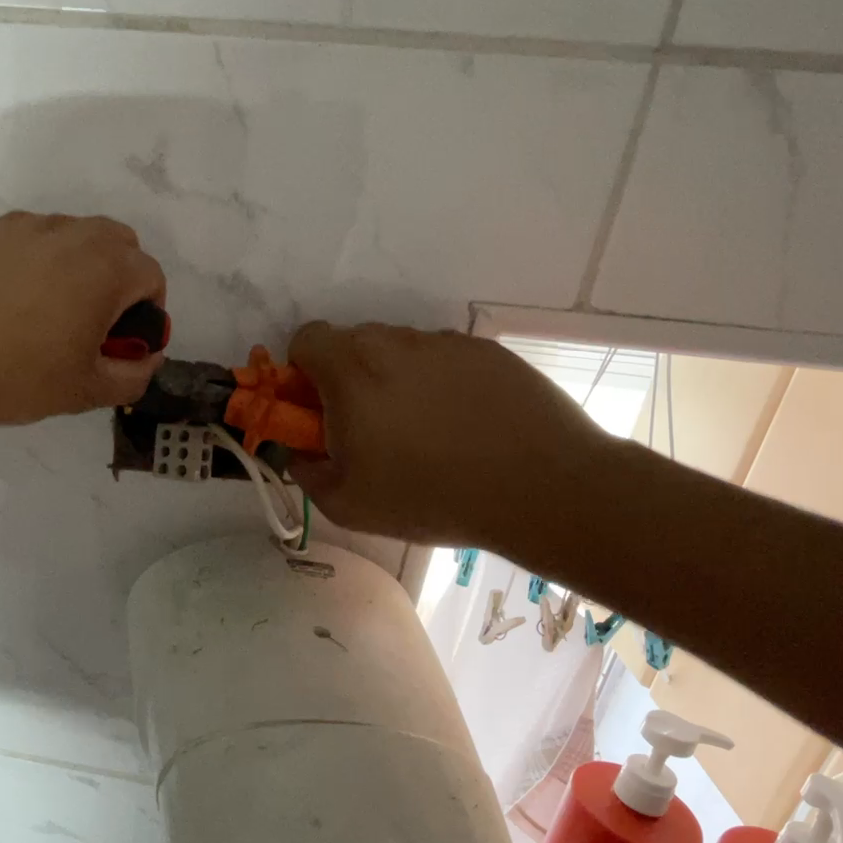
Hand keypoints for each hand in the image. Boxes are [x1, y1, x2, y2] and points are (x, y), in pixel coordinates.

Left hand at [0, 211, 165, 437]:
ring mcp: (16, 227)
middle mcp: (65, 232)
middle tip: (88, 327)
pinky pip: (19, 243)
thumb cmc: (12, 378)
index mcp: (103, 265)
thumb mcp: (84, 391)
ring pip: (65, 238)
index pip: (150, 275)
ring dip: (71, 269)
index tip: (120, 344)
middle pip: (114, 243)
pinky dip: (25, 266)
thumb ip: (132, 376)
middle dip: (115, 280)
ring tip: (37, 319)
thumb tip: (145, 359)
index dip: (146, 313)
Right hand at [288, 322, 611, 547]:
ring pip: (400, 349)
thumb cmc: (430, 495)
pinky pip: (444, 359)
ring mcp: (446, 343)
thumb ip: (306, 471)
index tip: (318, 412)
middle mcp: (394, 342)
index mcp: (350, 370)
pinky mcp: (488, 351)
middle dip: (347, 376)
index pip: (306, 339)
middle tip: (368, 428)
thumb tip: (300, 452)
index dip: (302, 372)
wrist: (542, 487)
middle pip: (352, 342)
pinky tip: (465, 427)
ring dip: (394, 379)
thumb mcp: (347, 503)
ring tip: (424, 432)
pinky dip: (440, 383)